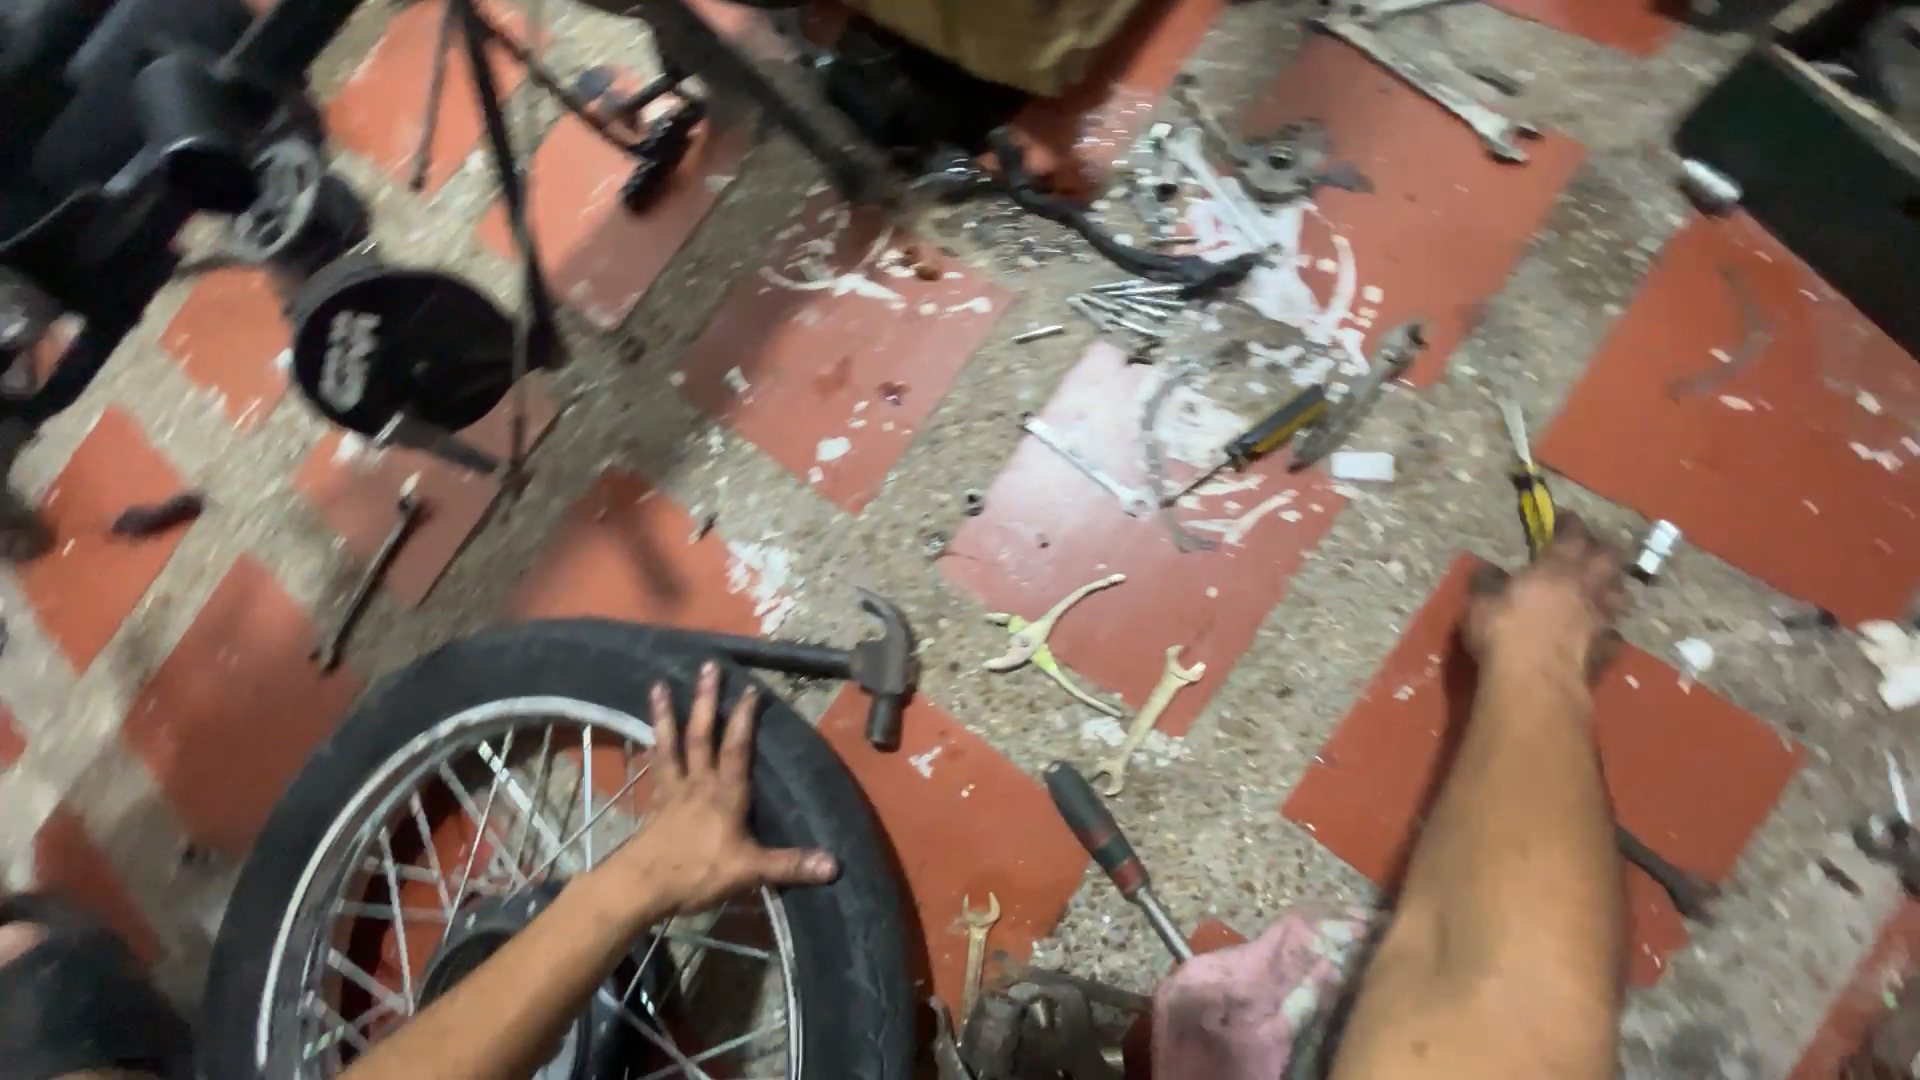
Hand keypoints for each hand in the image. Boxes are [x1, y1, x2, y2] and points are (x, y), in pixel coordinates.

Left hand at [594, 661, 837, 918]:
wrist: (639, 888)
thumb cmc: (696, 874)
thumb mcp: (748, 871)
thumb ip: (789, 865)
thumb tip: (834, 865)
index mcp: (725, 794)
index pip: (737, 749)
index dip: (744, 718)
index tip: (750, 688)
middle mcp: (699, 783)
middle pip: (702, 735)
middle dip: (707, 700)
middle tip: (708, 666)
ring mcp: (673, 790)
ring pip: (672, 744)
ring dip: (667, 714)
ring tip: (660, 684)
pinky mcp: (655, 803)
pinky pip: (656, 766)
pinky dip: (653, 747)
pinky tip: (650, 734)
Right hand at [1465, 513, 1627, 683]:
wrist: (1535, 678)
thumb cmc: (1502, 632)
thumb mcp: (1479, 603)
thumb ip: (1487, 583)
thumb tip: (1489, 571)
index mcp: (1554, 570)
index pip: (1570, 537)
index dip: (1571, 524)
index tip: (1568, 516)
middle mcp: (1585, 587)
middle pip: (1609, 558)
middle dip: (1603, 547)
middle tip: (1595, 544)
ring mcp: (1602, 617)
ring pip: (1620, 591)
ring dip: (1614, 583)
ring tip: (1605, 582)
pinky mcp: (1609, 646)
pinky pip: (1615, 627)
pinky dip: (1610, 622)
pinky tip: (1602, 626)